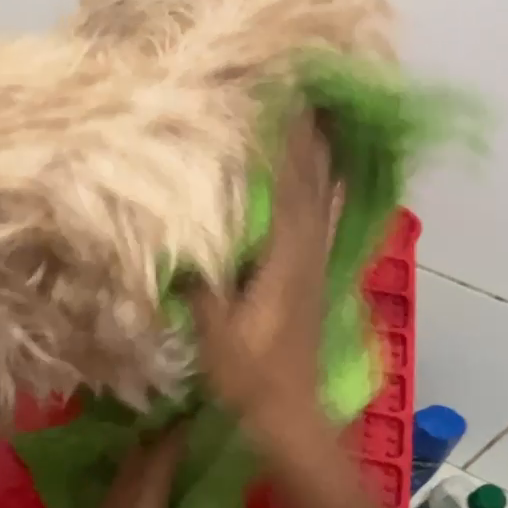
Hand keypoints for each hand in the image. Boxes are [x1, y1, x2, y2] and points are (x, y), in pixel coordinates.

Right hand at [190, 108, 335, 441]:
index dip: (289, 142)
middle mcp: (308, 255)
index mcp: (285, 261)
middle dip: (311, 136)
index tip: (283, 97)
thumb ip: (199, 287)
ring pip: (325, 201)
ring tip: (322, 118)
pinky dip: (329, 193)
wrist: (289, 417)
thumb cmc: (250, 379)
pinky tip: (331, 180)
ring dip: (324, 159)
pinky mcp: (314, 280)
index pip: (291, 189)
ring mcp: (316, 267)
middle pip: (315, 185)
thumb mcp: (215, 334)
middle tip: (307, 90)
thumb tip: (176, 243)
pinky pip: (325, 223)